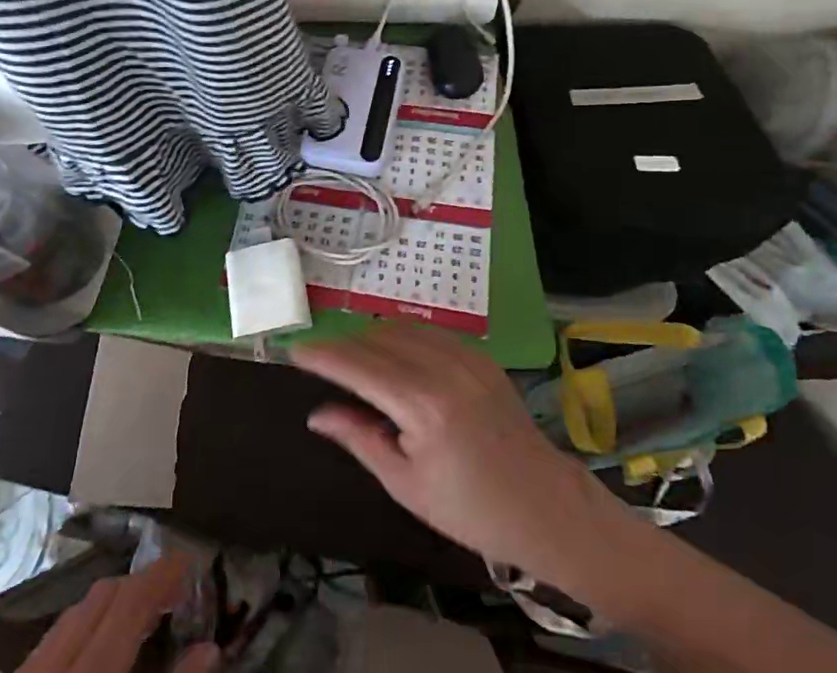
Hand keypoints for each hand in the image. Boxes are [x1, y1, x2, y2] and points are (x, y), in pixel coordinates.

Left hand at [19, 552, 215, 672]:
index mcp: (93, 666)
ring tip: (141, 611)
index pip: (129, 603)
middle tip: (172, 588)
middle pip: (100, 598)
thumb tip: (209, 648)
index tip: (187, 558)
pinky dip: (84, 624)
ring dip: (109, 602)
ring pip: (73, 613)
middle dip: (137, 584)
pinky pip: (54, 636)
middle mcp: (56, 658)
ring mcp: (31, 666)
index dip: (160, 576)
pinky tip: (98, 642)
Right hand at [290, 323, 617, 573]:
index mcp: (422, 406)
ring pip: (403, 327)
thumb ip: (359, 437)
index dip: (321, 355)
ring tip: (352, 359)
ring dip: (371, 337)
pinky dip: (403, 335)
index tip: (292, 350)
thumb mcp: (404, 483)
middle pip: (377, 339)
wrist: (543, 505)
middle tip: (320, 363)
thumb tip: (317, 414)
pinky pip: (431, 331)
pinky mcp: (482, 357)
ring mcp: (468, 358)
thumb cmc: (468, 509)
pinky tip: (393, 354)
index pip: (357, 365)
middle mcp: (444, 369)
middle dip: (343, 346)